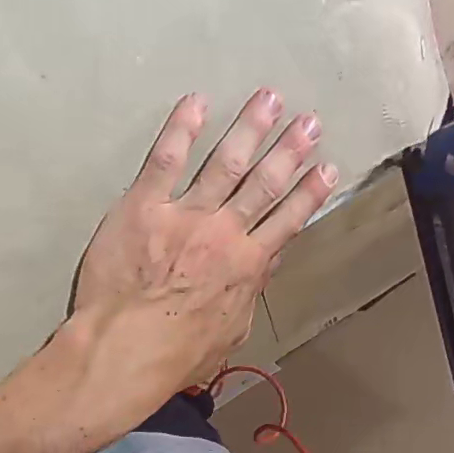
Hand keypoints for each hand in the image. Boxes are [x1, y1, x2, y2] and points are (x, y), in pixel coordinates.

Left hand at [69, 88, 336, 401]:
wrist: (126, 348)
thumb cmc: (177, 353)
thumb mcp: (230, 334)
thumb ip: (248, 295)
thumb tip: (262, 269)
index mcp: (246, 265)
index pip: (287, 221)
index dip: (309, 193)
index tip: (327, 167)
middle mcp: (223, 232)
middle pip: (263, 183)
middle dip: (289, 150)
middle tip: (309, 120)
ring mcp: (185, 214)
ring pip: (225, 163)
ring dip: (250, 129)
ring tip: (270, 99)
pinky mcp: (144, 206)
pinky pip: (166, 160)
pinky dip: (182, 129)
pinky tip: (197, 103)